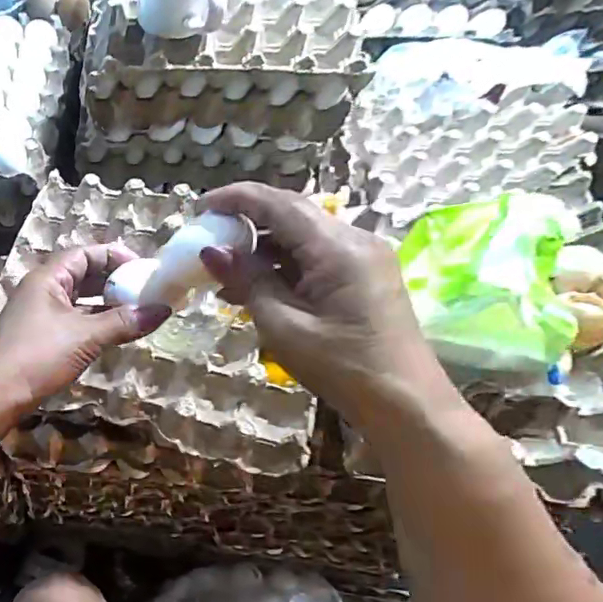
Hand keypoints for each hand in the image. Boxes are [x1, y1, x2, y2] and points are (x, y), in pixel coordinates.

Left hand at [0, 244, 169, 412]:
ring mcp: (37, 314)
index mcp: (47, 278)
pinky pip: (71, 319)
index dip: (115, 257)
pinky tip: (113, 332)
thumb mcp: (86, 336)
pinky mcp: (38, 336)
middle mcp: (40, 290)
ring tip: (136, 311)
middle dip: (113, 281)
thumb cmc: (39, 355)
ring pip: (78, 299)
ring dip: (105, 304)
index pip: (85, 254)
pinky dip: (93, 321)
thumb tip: (163, 311)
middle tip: (145, 291)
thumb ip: (125, 322)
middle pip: (82, 275)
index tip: (143, 269)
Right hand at [196, 183, 449, 421]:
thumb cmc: (341, 366)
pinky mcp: (362, 276)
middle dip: (245, 221)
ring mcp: (362, 258)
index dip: (235, 199)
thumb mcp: (283, 325)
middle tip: (205, 237)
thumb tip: (211, 251)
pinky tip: (252, 286)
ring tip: (220, 271)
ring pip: (301, 236)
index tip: (198, 207)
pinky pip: (314, 257)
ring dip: (260, 247)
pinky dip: (280, 265)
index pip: (279, 204)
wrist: (404, 403)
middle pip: (291, 214)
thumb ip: (248, 281)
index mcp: (337, 248)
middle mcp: (355, 240)